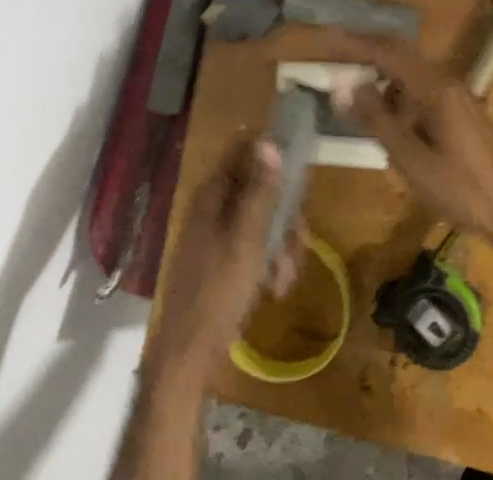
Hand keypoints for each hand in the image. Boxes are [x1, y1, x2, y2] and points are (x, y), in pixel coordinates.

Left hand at [152, 139, 304, 370]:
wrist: (190, 350)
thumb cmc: (219, 291)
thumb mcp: (248, 239)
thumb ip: (260, 191)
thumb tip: (269, 141)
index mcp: (212, 194)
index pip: (243, 149)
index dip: (273, 153)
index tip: (301, 175)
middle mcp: (213, 207)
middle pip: (260, 188)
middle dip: (286, 217)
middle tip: (299, 245)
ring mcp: (216, 233)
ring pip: (263, 220)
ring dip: (282, 246)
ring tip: (285, 278)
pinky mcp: (223, 259)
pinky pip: (255, 246)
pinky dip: (269, 262)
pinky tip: (276, 288)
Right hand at [314, 32, 492, 242]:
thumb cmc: (461, 188)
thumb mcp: (411, 159)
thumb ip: (377, 120)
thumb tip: (345, 86)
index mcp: (435, 89)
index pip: (388, 53)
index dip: (354, 44)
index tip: (324, 40)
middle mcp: (446, 83)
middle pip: (399, 56)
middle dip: (364, 53)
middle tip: (331, 57)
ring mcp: (455, 98)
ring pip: (410, 75)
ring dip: (379, 76)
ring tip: (348, 90)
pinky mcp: (458, 114)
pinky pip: (420, 92)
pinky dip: (395, 96)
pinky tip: (382, 117)